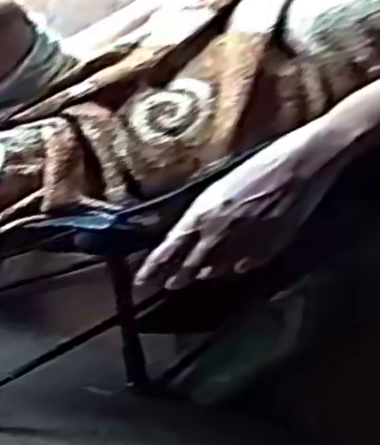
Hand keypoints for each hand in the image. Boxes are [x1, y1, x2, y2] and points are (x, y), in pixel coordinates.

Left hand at [136, 130, 341, 292]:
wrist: (305, 159)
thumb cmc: (252, 170)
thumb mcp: (209, 195)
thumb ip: (192, 220)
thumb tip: (176, 241)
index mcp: (196, 220)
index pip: (164, 254)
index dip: (150, 271)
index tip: (140, 283)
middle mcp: (216, 234)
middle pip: (189, 267)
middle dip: (177, 279)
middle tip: (170, 285)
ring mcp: (246, 238)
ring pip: (219, 268)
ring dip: (208, 272)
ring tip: (203, 275)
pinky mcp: (276, 238)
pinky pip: (254, 261)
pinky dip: (244, 265)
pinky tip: (240, 266)